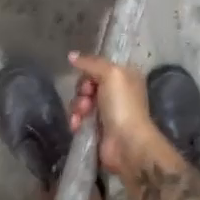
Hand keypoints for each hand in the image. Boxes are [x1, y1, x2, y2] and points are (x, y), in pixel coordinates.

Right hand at [67, 52, 162, 175]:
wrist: (127, 144)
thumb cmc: (123, 105)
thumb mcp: (111, 74)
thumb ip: (91, 63)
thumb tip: (71, 55)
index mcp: (125, 76)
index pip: (99, 66)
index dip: (89, 72)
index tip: (88, 80)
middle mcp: (116, 92)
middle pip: (87, 83)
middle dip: (82, 91)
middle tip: (86, 98)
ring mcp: (106, 112)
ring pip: (81, 101)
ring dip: (77, 107)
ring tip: (81, 115)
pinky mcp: (96, 129)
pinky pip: (79, 118)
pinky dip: (76, 120)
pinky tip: (77, 125)